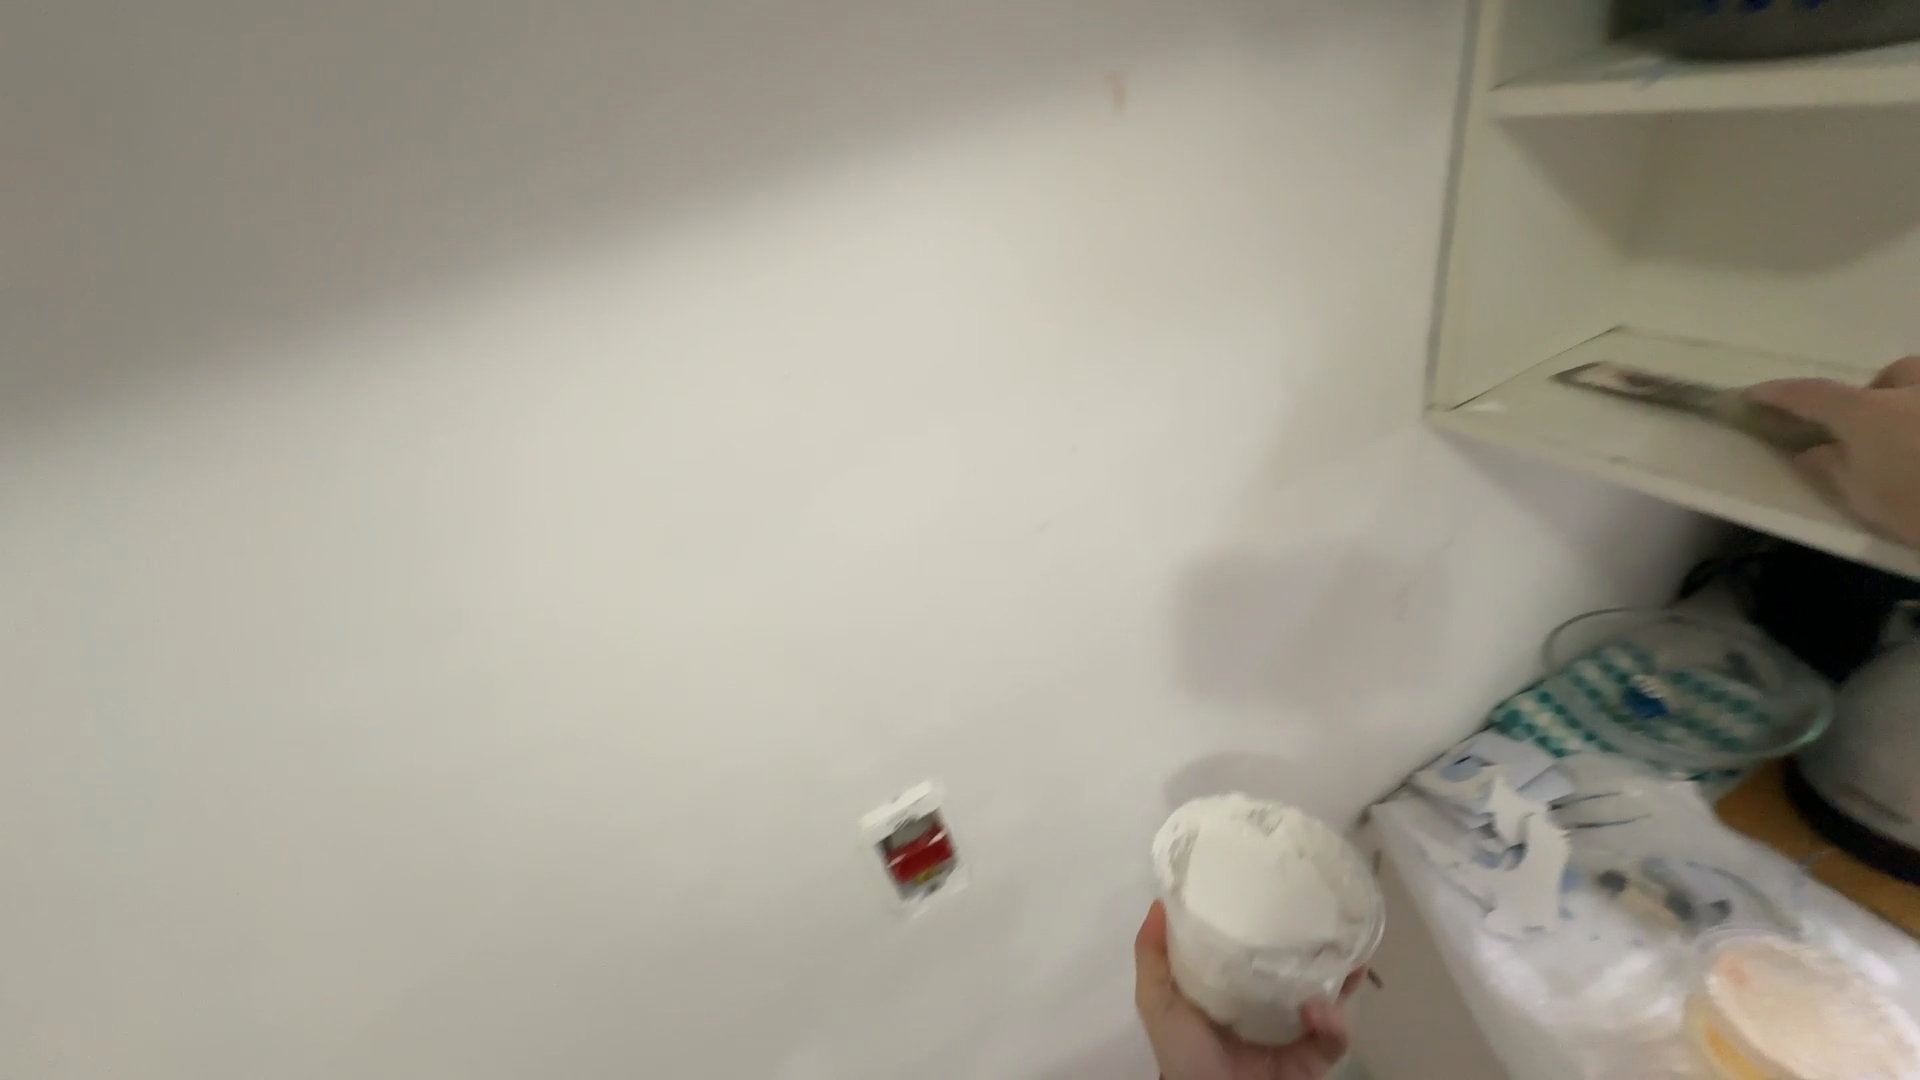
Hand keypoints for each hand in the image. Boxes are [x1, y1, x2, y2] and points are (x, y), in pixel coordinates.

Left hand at [1134, 901, 1363, 1079]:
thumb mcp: (1156, 999)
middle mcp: (1261, 1000)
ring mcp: (1291, 1030)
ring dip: (1341, 975)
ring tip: (1349, 954)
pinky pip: (1333, 1037)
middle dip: (1312, 939)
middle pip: (1292, 962)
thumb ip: (1152, 952)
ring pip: (1326, 994)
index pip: (1245, 939)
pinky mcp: (1313, 1061)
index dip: (1257, 913)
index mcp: (1226, 983)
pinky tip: (1320, 1010)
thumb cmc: (1182, 1053)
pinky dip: (1333, 1023)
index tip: (1267, 880)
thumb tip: (1159, 900)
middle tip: (1326, 911)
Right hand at [1750, 356, 1919, 546]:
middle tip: (1870, 425)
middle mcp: (1918, 394)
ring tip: (1912, 435)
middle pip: (1897, 373)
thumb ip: (1834, 468)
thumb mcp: (1864, 497)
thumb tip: (1815, 451)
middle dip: (1880, 391)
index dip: (1777, 393)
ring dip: (1915, 402)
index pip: (1810, 393)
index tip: (1753, 395)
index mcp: (1871, 413)